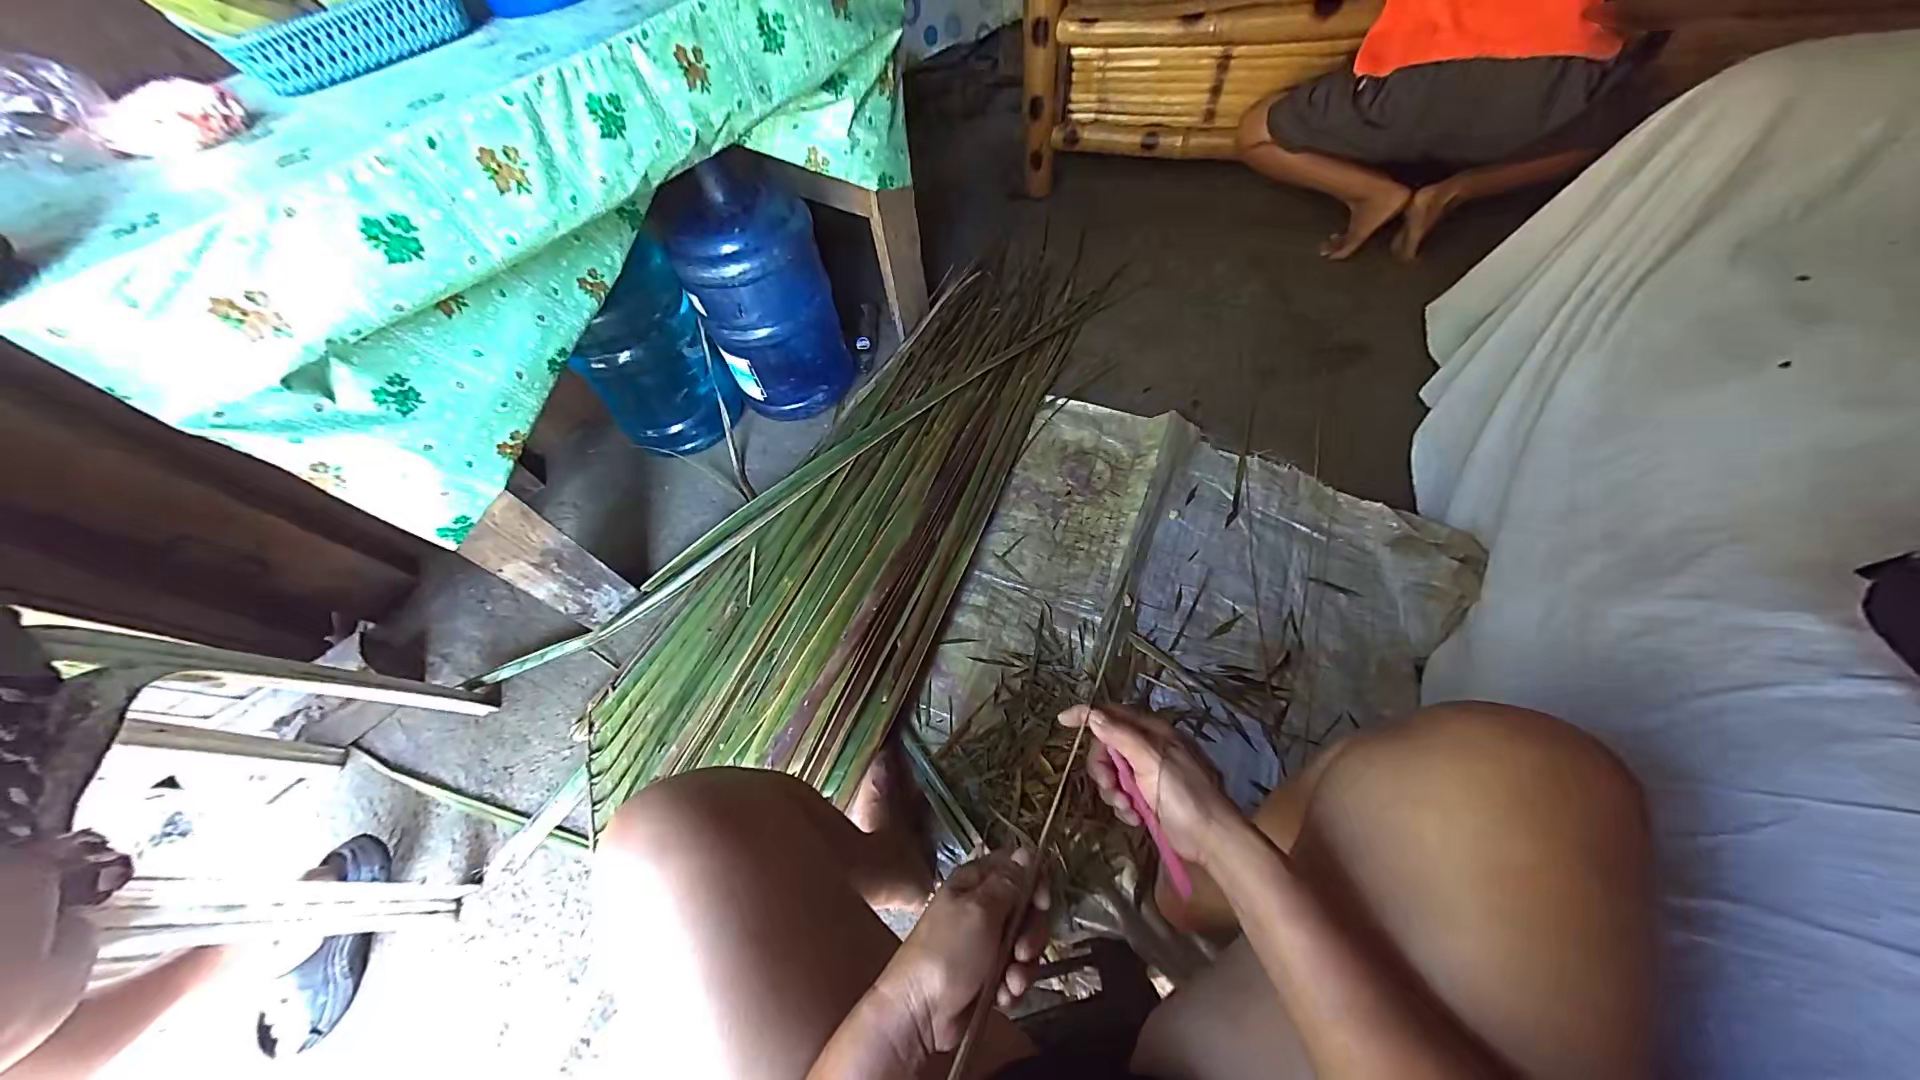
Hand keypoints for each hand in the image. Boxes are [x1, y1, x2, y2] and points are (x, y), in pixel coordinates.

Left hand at [875, 848, 1049, 1053]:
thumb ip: (1008, 883)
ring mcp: (986, 941)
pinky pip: (1016, 971)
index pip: (1016, 866)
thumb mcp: (980, 912)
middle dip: (1032, 932)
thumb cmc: (948, 953)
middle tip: (1021, 951)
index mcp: (975, 882)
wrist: (921, 1014)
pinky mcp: (989, 973)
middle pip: (1027, 907)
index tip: (1041, 903)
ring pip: (1025, 942)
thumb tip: (1026, 852)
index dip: (1034, 881)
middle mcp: (982, 906)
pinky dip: (1013, 985)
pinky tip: (1002, 996)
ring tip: (1010, 982)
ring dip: (1023, 966)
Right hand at [1059, 704, 1239, 864]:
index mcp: (1153, 731)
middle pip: (1107, 746)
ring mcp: (1147, 772)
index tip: (1062, 721)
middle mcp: (1148, 747)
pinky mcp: (1146, 795)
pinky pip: (1121, 792)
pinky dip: (1123, 805)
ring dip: (1113, 791)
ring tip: (1128, 807)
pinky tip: (1136, 816)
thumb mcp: (1151, 761)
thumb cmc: (1185, 794)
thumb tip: (1093, 715)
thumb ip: (1121, 736)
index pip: (1113, 713)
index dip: (1087, 715)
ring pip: (1111, 772)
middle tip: (1110, 785)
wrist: (1211, 838)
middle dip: (1102, 768)